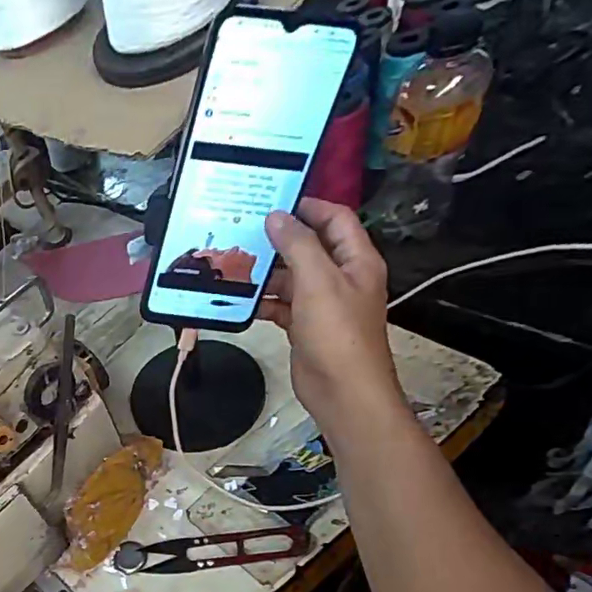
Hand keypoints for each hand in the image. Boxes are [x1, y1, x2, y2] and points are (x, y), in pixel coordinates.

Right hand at [262, 199, 406, 435]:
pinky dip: (264, 303)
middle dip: (279, 241)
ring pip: (292, 279)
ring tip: (235, 265)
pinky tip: (241, 302)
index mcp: (356, 260)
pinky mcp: (305, 327)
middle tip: (244, 233)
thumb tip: (277, 217)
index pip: (336, 219)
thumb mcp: (317, 281)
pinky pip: (282, 306)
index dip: (309, 207)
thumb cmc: (337, 333)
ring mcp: (322, 305)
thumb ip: (298, 244)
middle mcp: (341, 278)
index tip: (275, 202)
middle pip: (310, 248)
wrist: (342, 390)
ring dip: (267, 274)